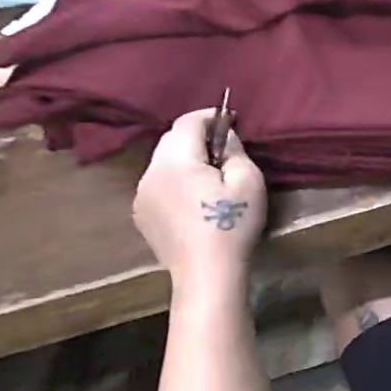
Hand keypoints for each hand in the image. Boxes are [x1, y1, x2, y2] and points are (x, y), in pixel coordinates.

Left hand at [132, 108, 266, 279]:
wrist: (207, 274)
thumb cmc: (232, 225)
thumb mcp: (248, 182)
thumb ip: (235, 150)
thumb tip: (224, 137)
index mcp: (176, 161)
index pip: (187, 122)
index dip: (209, 116)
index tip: (229, 119)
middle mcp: (151, 172)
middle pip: (171, 139)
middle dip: (195, 137)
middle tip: (222, 149)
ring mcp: (142, 195)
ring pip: (163, 161)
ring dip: (184, 159)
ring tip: (208, 176)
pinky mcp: (142, 214)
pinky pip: (158, 183)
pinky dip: (174, 179)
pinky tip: (193, 199)